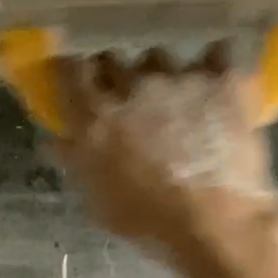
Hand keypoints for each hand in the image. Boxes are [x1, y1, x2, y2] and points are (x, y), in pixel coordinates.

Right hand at [49, 46, 277, 256]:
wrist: (212, 224)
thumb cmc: (146, 221)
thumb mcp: (98, 201)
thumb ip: (75, 162)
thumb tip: (57, 139)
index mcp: (95, 117)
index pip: (70, 71)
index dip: (73, 76)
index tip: (78, 89)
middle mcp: (132, 86)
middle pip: (112, 59)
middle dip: (113, 77)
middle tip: (123, 102)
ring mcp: (178, 77)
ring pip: (158, 57)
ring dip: (158, 74)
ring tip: (171, 100)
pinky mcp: (220, 79)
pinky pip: (215, 53)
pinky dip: (212, 67)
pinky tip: (212, 88)